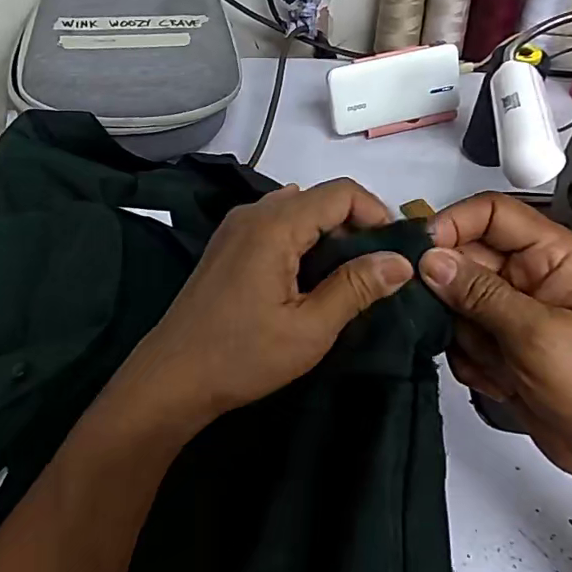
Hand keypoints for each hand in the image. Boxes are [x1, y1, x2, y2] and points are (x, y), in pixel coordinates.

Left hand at [112, 179, 413, 432]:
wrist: (171, 379)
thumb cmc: (242, 356)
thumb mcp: (310, 328)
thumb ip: (356, 287)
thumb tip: (400, 261)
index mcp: (275, 225)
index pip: (341, 192)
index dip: (377, 213)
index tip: (394, 252)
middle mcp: (253, 214)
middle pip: (319, 197)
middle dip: (355, 226)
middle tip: (375, 271)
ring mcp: (235, 228)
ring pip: (297, 211)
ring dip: (328, 235)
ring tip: (346, 278)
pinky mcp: (227, 246)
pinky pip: (276, 226)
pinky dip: (303, 241)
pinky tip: (308, 280)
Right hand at [419, 193, 571, 480]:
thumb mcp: (539, 334)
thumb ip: (479, 293)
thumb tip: (433, 261)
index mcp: (554, 257)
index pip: (491, 214)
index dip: (452, 225)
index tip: (421, 250)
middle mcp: (532, 280)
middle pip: (465, 260)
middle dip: (454, 294)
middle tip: (455, 319)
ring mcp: (516, 316)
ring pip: (456, 305)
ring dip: (466, 336)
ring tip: (498, 360)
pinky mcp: (504, 349)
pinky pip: (461, 340)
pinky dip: (471, 362)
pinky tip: (503, 380)